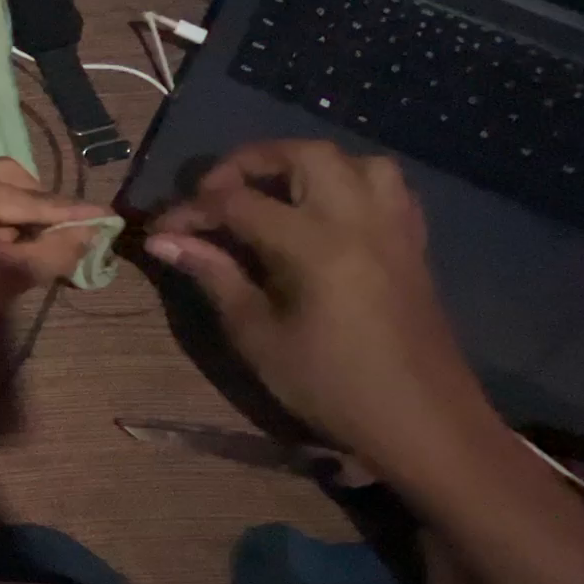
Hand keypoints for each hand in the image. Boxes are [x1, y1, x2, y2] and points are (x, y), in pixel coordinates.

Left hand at [0, 158, 108, 346]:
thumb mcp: (5, 278)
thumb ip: (52, 250)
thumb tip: (88, 231)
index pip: (31, 199)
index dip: (72, 212)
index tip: (110, 218)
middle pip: (4, 176)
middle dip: (34, 202)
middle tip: (56, 233)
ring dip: (3, 203)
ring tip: (17, 240)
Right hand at [147, 141, 489, 468]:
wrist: (425, 427)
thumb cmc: (328, 384)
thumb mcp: (255, 334)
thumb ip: (212, 274)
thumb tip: (161, 240)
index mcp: (315, 247)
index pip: (235, 202)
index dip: (189, 210)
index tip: (159, 230)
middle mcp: (358, 224)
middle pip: (304, 155)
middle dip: (248, 162)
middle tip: (213, 192)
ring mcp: (393, 232)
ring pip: (355, 162)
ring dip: (304, 166)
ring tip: (269, 193)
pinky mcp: (412, 247)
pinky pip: (386, 189)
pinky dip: (346, 184)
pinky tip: (317, 214)